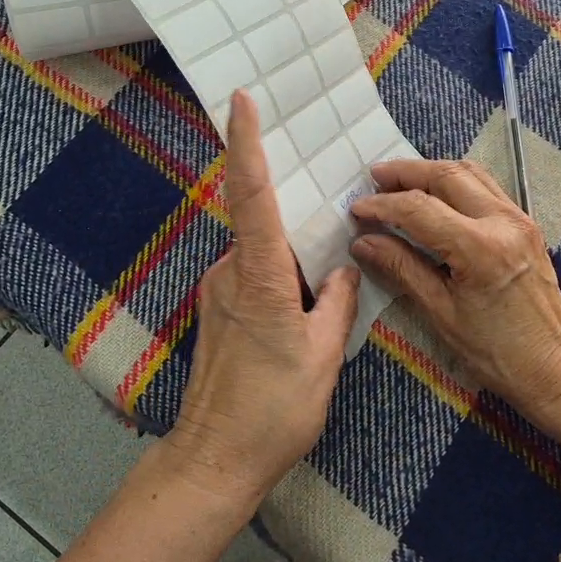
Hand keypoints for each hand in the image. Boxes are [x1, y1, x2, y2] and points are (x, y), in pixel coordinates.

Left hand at [165, 91, 359, 508]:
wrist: (215, 460)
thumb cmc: (273, 410)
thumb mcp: (322, 355)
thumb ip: (336, 304)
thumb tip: (345, 272)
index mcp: (259, 277)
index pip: (252, 195)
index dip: (246, 143)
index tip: (241, 101)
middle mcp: (231, 273)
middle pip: (262, 222)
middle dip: (294, 218)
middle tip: (327, 230)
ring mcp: (219, 292)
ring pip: (261, 253)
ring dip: (290, 259)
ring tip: (321, 289)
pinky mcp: (218, 310)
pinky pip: (253, 274)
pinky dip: (280, 277)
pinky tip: (303, 307)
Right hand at [348, 159, 560, 422]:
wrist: (555, 365)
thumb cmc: (496, 351)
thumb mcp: (440, 313)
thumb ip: (402, 268)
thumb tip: (364, 241)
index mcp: (479, 248)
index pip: (418, 208)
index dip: (383, 205)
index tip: (357, 210)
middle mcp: (502, 222)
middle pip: (446, 175)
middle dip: (405, 172)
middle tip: (373, 177)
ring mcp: (518, 218)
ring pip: (470, 173)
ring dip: (431, 170)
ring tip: (399, 179)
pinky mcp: (525, 224)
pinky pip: (486, 187)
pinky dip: (456, 181)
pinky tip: (435, 193)